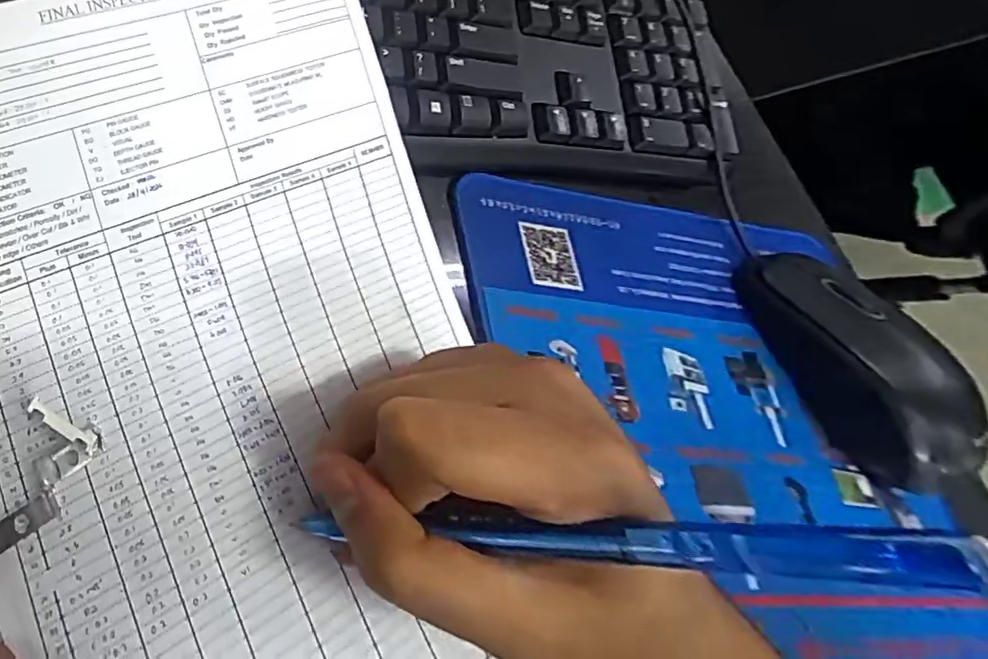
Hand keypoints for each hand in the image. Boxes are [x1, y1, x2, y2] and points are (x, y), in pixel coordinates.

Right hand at [310, 345, 774, 658]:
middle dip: (370, 462)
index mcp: (568, 456)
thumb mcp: (503, 627)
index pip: (416, 432)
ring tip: (418, 500)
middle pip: (396, 398)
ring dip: (381, 441)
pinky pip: (417, 375)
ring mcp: (525, 363)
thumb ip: (403, 560)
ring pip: (397, 381)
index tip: (399, 536)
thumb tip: (330, 476)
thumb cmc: (592, 626)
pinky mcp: (507, 361)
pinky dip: (402, 419)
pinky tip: (438, 466)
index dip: (384, 488)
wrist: (657, 606)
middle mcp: (544, 385)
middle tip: (390, 521)